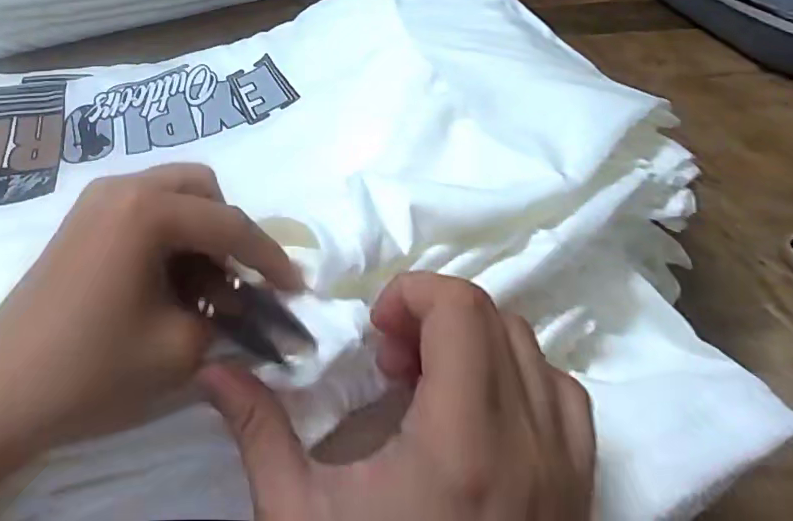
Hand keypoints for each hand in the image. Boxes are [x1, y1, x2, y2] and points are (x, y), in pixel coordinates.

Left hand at [0, 162, 299, 520]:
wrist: (1, 386)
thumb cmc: (92, 367)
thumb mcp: (178, 348)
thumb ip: (224, 316)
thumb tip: (240, 302)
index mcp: (147, 208)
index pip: (229, 223)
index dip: (270, 257)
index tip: (298, 288)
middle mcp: (121, 186)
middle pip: (198, 188)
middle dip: (229, 230)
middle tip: (241, 283)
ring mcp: (95, 199)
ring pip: (168, 195)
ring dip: (197, 231)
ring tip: (206, 289)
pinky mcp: (80, 219)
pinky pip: (140, 209)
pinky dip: (166, 235)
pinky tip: (168, 282)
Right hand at [199, 273, 594, 520]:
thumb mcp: (299, 513)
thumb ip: (258, 429)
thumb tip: (211, 368)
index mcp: (462, 445)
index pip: (462, 310)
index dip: (410, 294)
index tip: (375, 335)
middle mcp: (529, 450)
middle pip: (496, 319)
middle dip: (434, 316)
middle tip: (391, 360)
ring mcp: (567, 478)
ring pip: (536, 354)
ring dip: (475, 345)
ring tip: (430, 386)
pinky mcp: (582, 500)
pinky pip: (566, 403)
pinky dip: (520, 381)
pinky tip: (475, 415)